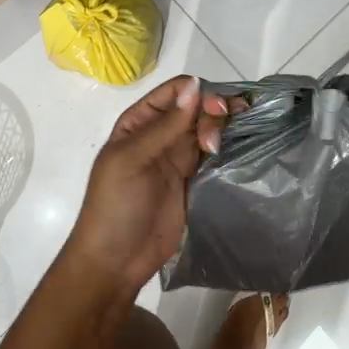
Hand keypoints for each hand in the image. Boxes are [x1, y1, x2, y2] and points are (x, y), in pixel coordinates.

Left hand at [66, 76, 235, 291]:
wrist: (117, 262)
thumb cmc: (115, 206)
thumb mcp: (133, 159)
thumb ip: (166, 125)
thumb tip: (195, 86)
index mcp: (138, 121)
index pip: (175, 91)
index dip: (197, 92)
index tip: (216, 108)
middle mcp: (160, 133)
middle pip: (195, 107)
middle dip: (212, 111)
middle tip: (217, 133)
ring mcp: (177, 157)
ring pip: (206, 128)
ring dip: (220, 129)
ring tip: (218, 149)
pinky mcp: (192, 179)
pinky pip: (213, 154)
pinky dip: (225, 148)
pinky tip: (233, 150)